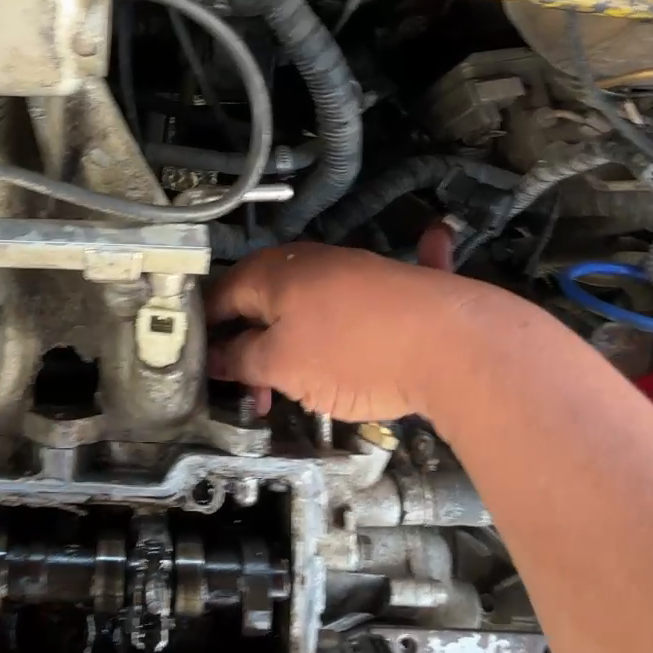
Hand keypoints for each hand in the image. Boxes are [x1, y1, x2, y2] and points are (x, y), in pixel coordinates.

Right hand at [208, 243, 515, 419]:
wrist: (452, 344)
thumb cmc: (353, 352)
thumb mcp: (282, 364)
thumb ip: (241, 359)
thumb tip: (216, 358)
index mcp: (272, 272)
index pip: (218, 297)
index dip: (204, 334)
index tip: (200, 369)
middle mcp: (310, 262)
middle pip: (262, 302)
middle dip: (249, 346)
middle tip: (251, 392)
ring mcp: (354, 272)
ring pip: (306, 308)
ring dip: (292, 342)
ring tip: (298, 387)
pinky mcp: (393, 291)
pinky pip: (362, 299)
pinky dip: (360, 306)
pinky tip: (408, 259)